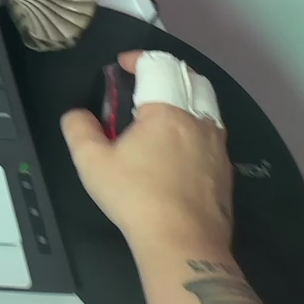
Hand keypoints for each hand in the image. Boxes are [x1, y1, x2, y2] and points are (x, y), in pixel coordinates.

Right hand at [60, 50, 232, 255]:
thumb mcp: (89, 159)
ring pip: (207, 106)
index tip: (122, 64)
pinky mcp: (225, 171)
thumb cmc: (135, 197)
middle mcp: (199, 123)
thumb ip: (78, 127)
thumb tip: (78, 115)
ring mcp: (218, 148)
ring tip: (157, 112)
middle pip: (192, 79)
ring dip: (183, 98)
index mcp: (167, 113)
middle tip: (143, 80)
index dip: (137, 58)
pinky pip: (212, 133)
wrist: (183, 244)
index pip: (159, 67)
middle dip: (166, 71)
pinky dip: (193, 125)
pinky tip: (173, 146)